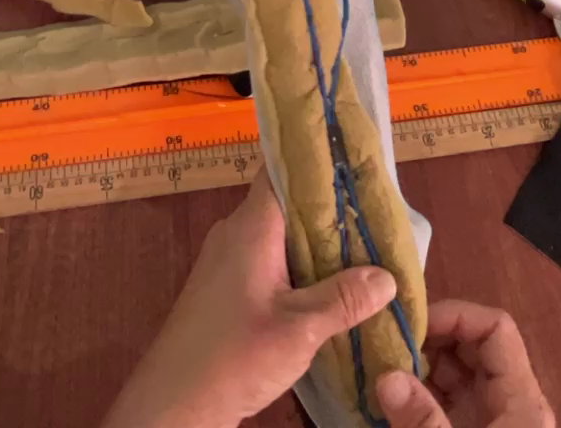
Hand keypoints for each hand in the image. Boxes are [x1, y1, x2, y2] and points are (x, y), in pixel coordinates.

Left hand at [102, 172, 398, 427]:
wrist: (172, 403)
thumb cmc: (233, 355)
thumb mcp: (299, 329)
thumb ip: (343, 299)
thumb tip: (388, 276)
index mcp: (252, 225)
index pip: (281, 168)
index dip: (314, 159)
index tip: (351, 157)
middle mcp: (236, 230)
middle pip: (285, 201)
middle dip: (326, 205)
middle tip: (370, 209)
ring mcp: (227, 257)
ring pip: (277, 232)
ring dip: (312, 238)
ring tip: (357, 244)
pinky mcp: (224, 284)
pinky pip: (266, 255)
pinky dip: (295, 261)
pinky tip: (323, 281)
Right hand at [376, 301, 554, 427]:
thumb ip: (423, 420)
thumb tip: (386, 374)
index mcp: (522, 400)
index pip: (496, 327)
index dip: (454, 315)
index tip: (412, 325)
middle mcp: (510, 401)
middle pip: (473, 343)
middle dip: (429, 336)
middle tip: (388, 340)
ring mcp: (491, 419)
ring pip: (456, 368)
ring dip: (420, 361)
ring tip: (382, 362)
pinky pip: (447, 396)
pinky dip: (419, 388)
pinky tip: (389, 391)